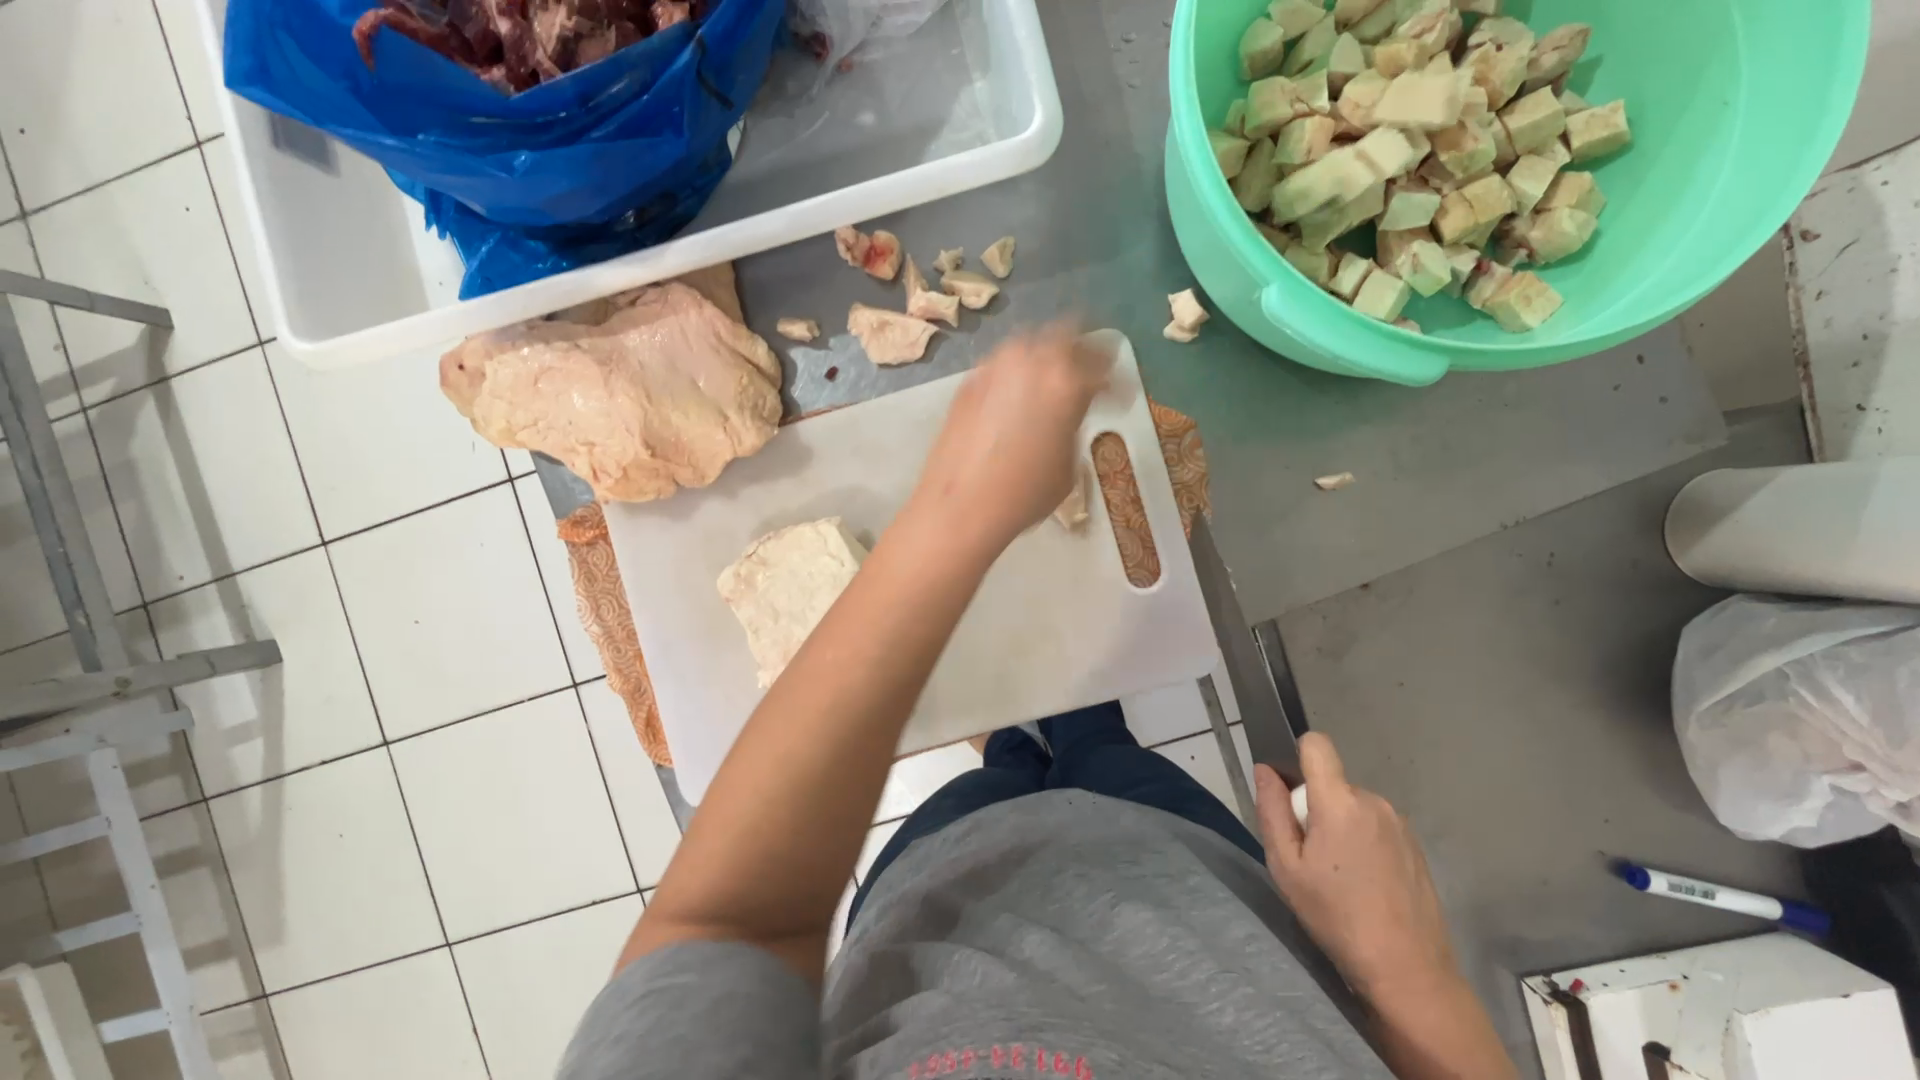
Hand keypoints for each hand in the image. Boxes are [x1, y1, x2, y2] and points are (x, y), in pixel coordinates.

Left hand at [904, 322, 1110, 553]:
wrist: (961, 504)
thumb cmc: (1025, 493)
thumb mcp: (1068, 466)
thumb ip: (1073, 428)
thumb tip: (1067, 419)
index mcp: (1069, 381)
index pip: (1104, 363)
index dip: (1116, 381)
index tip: (1118, 396)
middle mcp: (1032, 361)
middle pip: (1066, 336)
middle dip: (1081, 354)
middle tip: (1087, 375)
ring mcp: (995, 367)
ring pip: (1028, 344)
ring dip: (1043, 358)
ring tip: (1047, 383)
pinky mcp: (968, 382)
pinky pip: (999, 367)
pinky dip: (1012, 376)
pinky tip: (1012, 399)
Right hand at [1254, 734, 1458, 1003]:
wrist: (1407, 968)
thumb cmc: (1335, 916)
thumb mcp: (1285, 868)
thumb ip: (1272, 811)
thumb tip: (1265, 770)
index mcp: (1340, 802)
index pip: (1316, 744)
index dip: (1297, 755)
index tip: (1289, 792)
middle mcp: (1373, 801)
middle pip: (1331, 783)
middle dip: (1315, 807)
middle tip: (1310, 857)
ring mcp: (1399, 823)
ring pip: (1353, 806)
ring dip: (1340, 825)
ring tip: (1338, 875)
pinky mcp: (1414, 844)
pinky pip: (1375, 826)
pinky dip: (1362, 842)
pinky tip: (1364, 883)